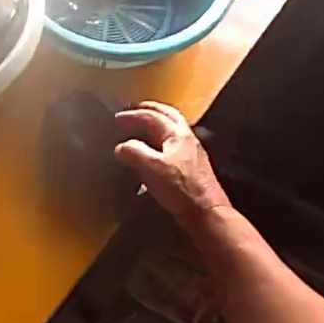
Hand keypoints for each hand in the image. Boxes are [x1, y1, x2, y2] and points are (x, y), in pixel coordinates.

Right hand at [114, 101, 230, 228]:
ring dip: (158, 123)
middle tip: (136, 110)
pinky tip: (156, 151)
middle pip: (168, 115)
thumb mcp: (151, 168)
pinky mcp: (193, 166)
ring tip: (144, 127)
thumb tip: (121, 147)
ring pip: (174, 129)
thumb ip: (134, 153)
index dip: (133, 116)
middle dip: (151, 110)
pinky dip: (162, 140)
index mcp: (177, 135)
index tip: (117, 118)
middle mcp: (187, 138)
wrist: (206, 212)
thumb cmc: (180, 189)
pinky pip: (175, 144)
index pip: (152, 117)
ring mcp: (193, 152)